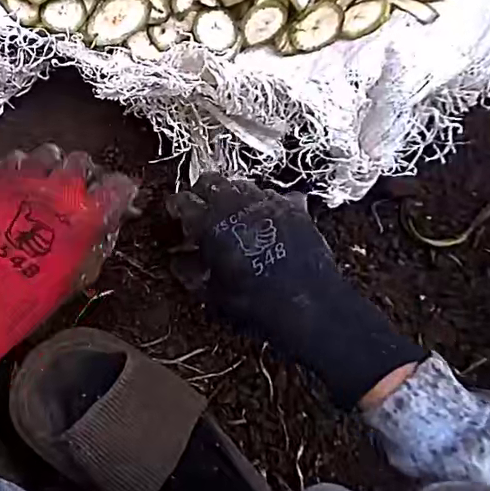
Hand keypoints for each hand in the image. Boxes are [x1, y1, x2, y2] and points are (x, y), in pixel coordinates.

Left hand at [0, 145, 136, 406]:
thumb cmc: (32, 294)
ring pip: (47, 154)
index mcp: (88, 218)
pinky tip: (17, 180)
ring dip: (49, 164)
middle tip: (73, 187)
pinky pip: (14, 160)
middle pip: (80, 162)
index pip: (118, 187)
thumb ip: (88, 243)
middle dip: (80, 172)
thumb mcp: (76, 274)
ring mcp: (29, 184)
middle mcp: (62, 193)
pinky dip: (19, 166)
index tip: (114, 192)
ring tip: (44, 179)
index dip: (118, 188)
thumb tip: (92, 232)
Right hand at [169, 176, 424, 408]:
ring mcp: (269, 203)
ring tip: (231, 215)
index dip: (175, 208)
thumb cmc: (256, 305)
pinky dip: (263, 203)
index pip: (182, 200)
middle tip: (200, 211)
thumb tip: (177, 257)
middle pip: (210, 181)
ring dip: (231, 195)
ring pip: (240, 184)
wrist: (314, 309)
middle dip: (201, 193)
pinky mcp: (295, 210)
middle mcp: (237, 204)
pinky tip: (262, 221)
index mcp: (210, 222)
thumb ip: (189, 270)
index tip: (175, 218)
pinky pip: (272, 195)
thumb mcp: (211, 293)